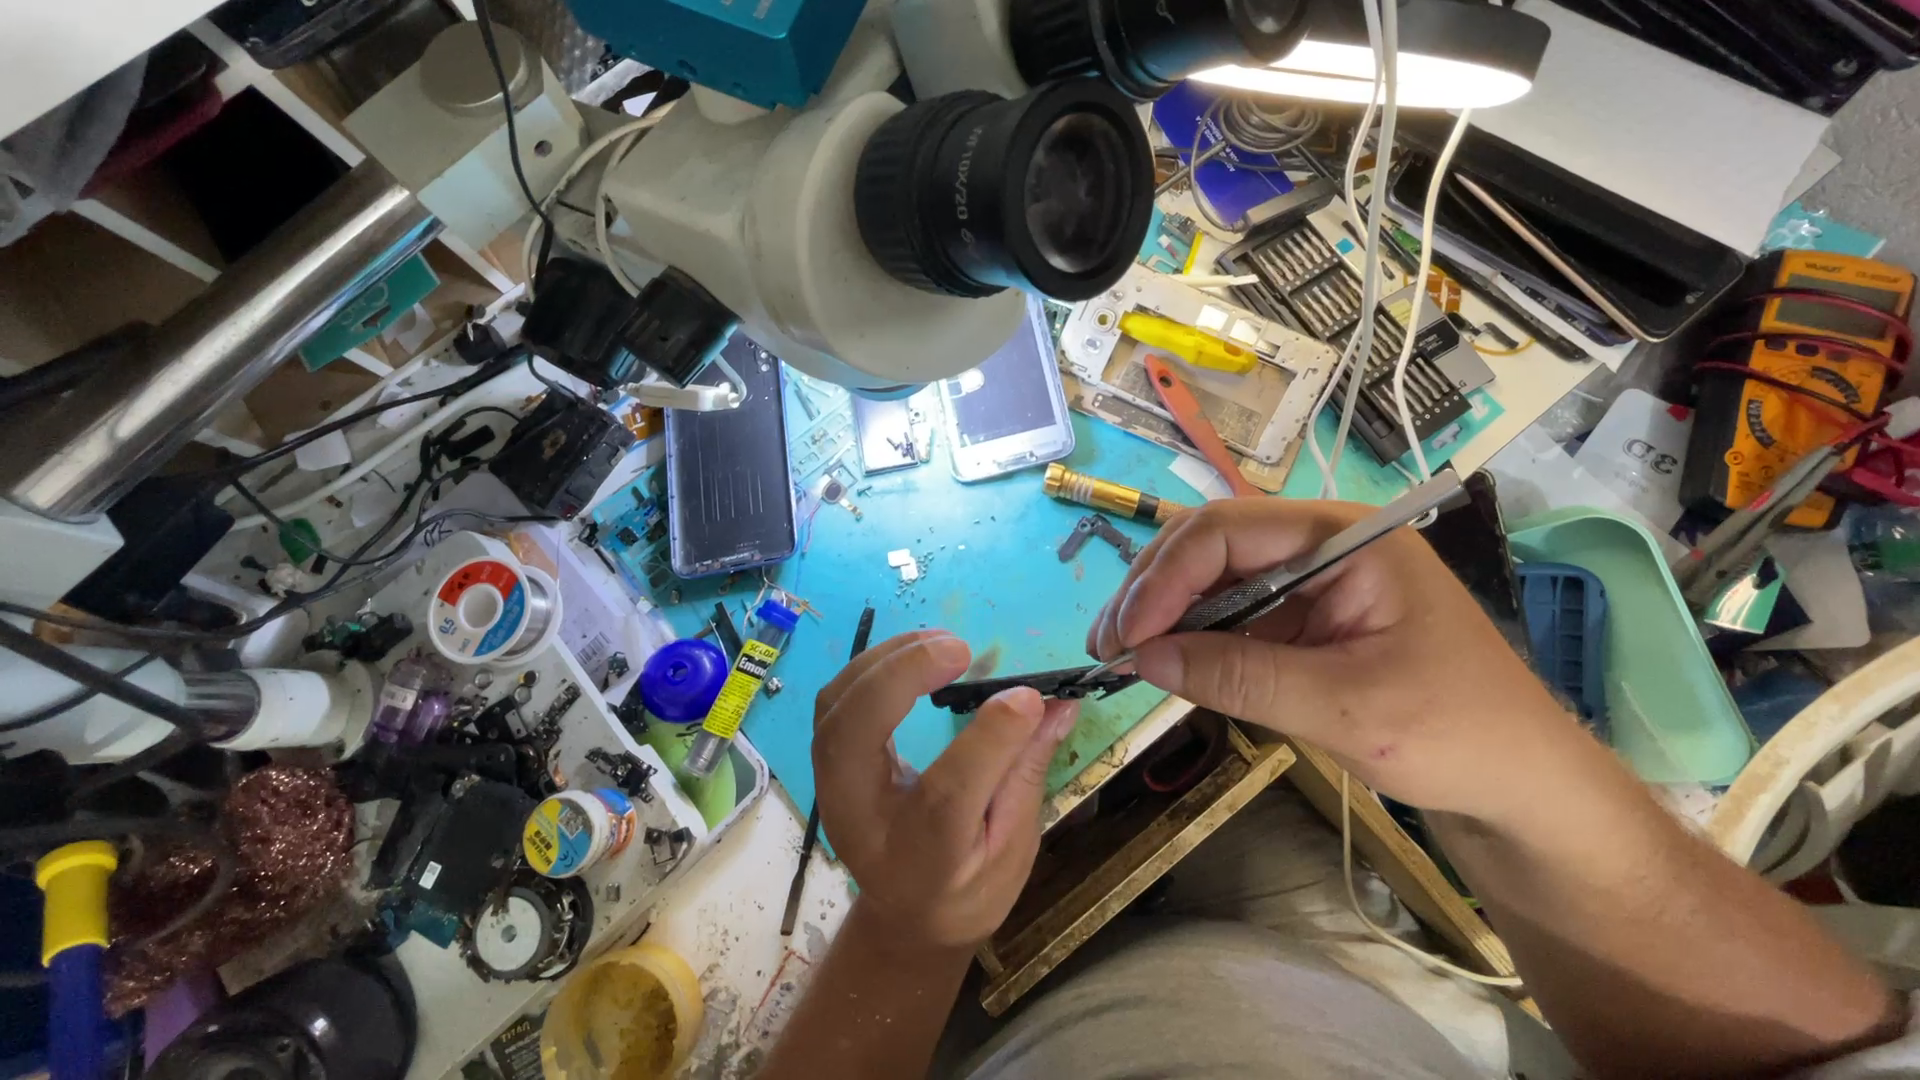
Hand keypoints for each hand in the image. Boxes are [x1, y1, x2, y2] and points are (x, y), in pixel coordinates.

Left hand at [812, 630, 1079, 948]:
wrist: (907, 912)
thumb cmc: (968, 885)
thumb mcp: (1012, 845)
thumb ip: (1026, 771)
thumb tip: (1057, 703)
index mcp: (920, 862)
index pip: (945, 796)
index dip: (987, 741)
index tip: (1027, 696)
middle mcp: (861, 823)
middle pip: (853, 740)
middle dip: (899, 679)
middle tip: (959, 649)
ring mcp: (833, 789)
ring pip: (835, 710)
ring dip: (884, 661)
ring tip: (942, 643)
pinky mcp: (828, 762)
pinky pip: (835, 701)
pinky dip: (870, 665)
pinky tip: (914, 654)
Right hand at [1088, 498, 1584, 822]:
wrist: (1522, 788)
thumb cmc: (1458, 734)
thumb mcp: (1347, 706)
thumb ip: (1240, 675)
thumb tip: (1143, 657)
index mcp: (1347, 538)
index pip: (1229, 532)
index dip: (1167, 577)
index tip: (1129, 636)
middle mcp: (1321, 546)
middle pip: (1211, 546)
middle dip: (1153, 590)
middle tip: (1107, 645)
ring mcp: (1310, 583)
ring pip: (1212, 579)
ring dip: (1162, 612)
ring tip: (1118, 654)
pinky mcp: (1302, 620)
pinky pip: (1231, 616)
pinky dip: (1190, 636)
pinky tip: (1160, 660)